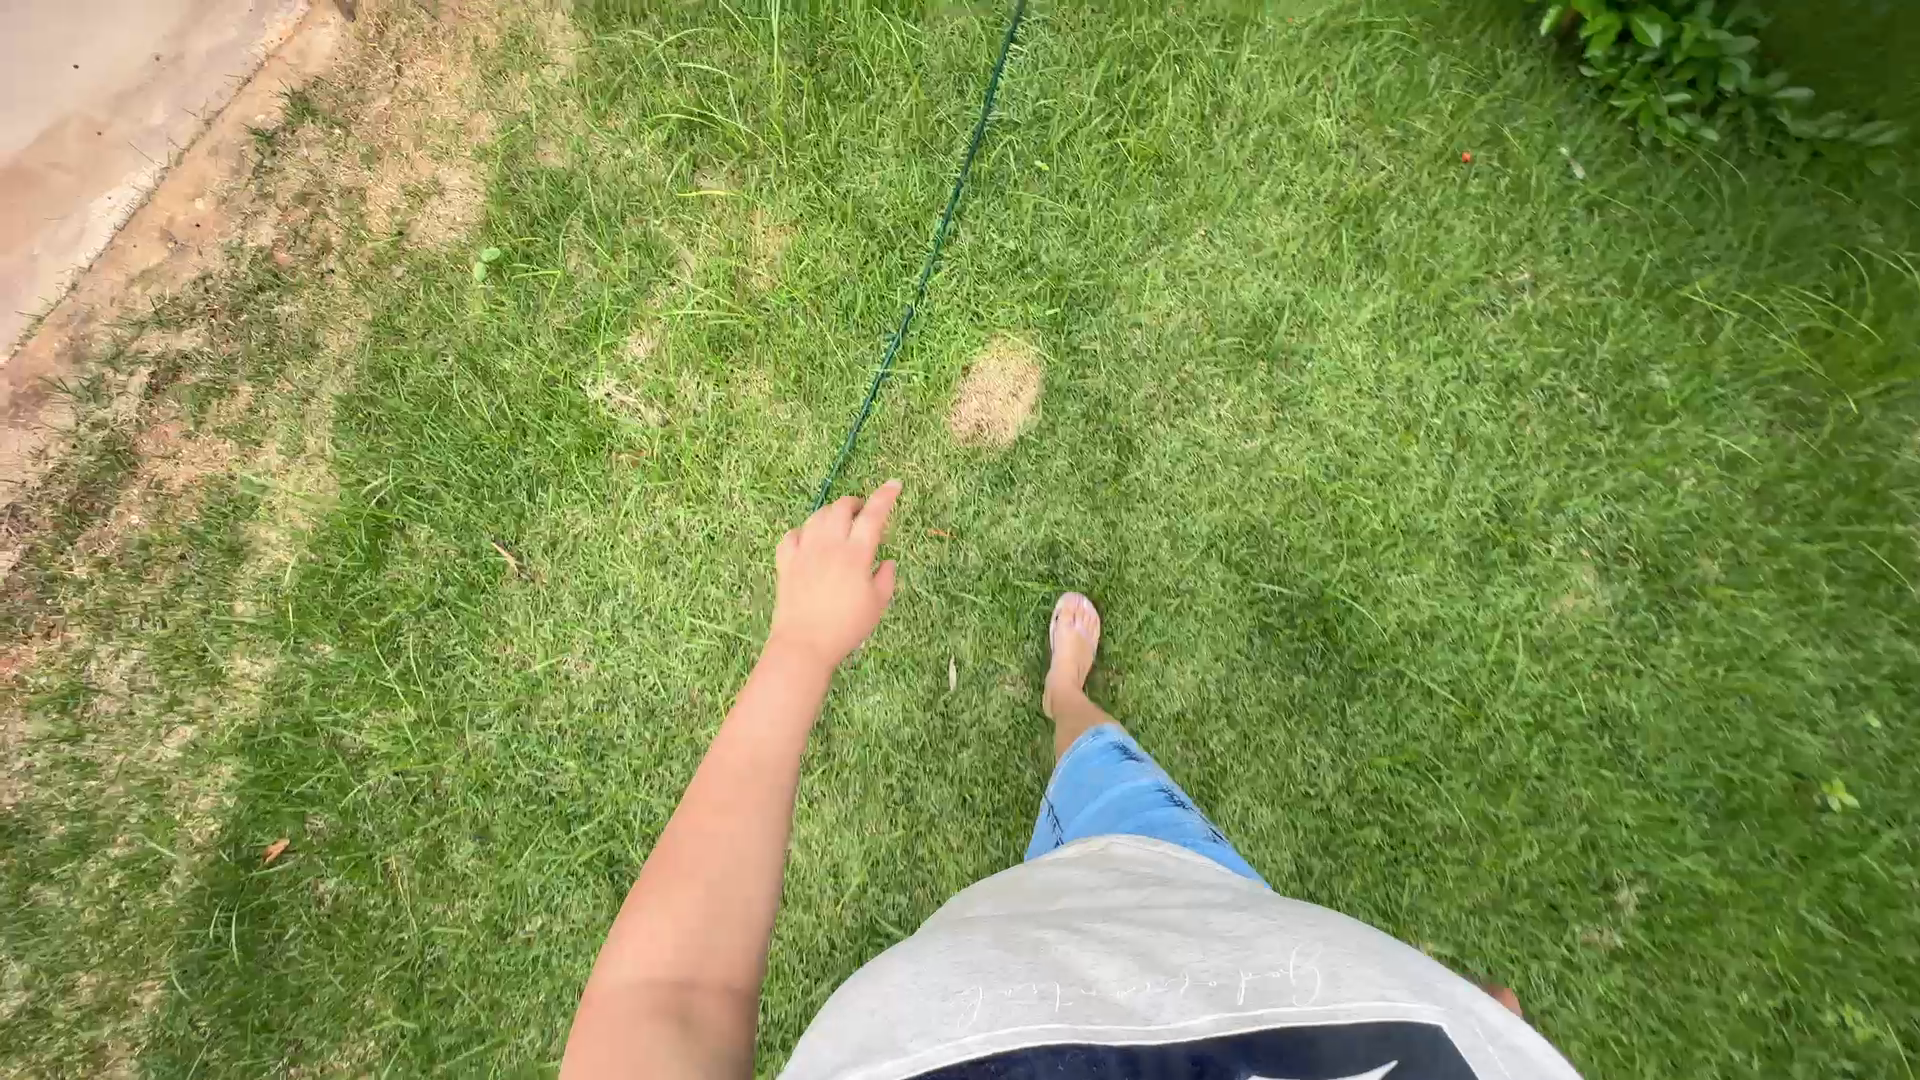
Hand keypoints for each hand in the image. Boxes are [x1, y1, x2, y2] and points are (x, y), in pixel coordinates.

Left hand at [767, 480, 901, 670]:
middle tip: (863, 513)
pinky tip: (809, 539)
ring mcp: (804, 552)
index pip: (873, 515)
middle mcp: (829, 545)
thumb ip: (886, 578)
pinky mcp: (785, 563)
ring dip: (831, 513)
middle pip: (841, 508)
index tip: (894, 484)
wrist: (804, 644)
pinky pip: (792, 535)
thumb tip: (887, 562)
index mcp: (856, 554)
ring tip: (839, 524)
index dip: (885, 496)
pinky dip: (803, 531)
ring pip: (817, 516)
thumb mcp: (877, 605)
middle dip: (855, 503)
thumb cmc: (847, 627)